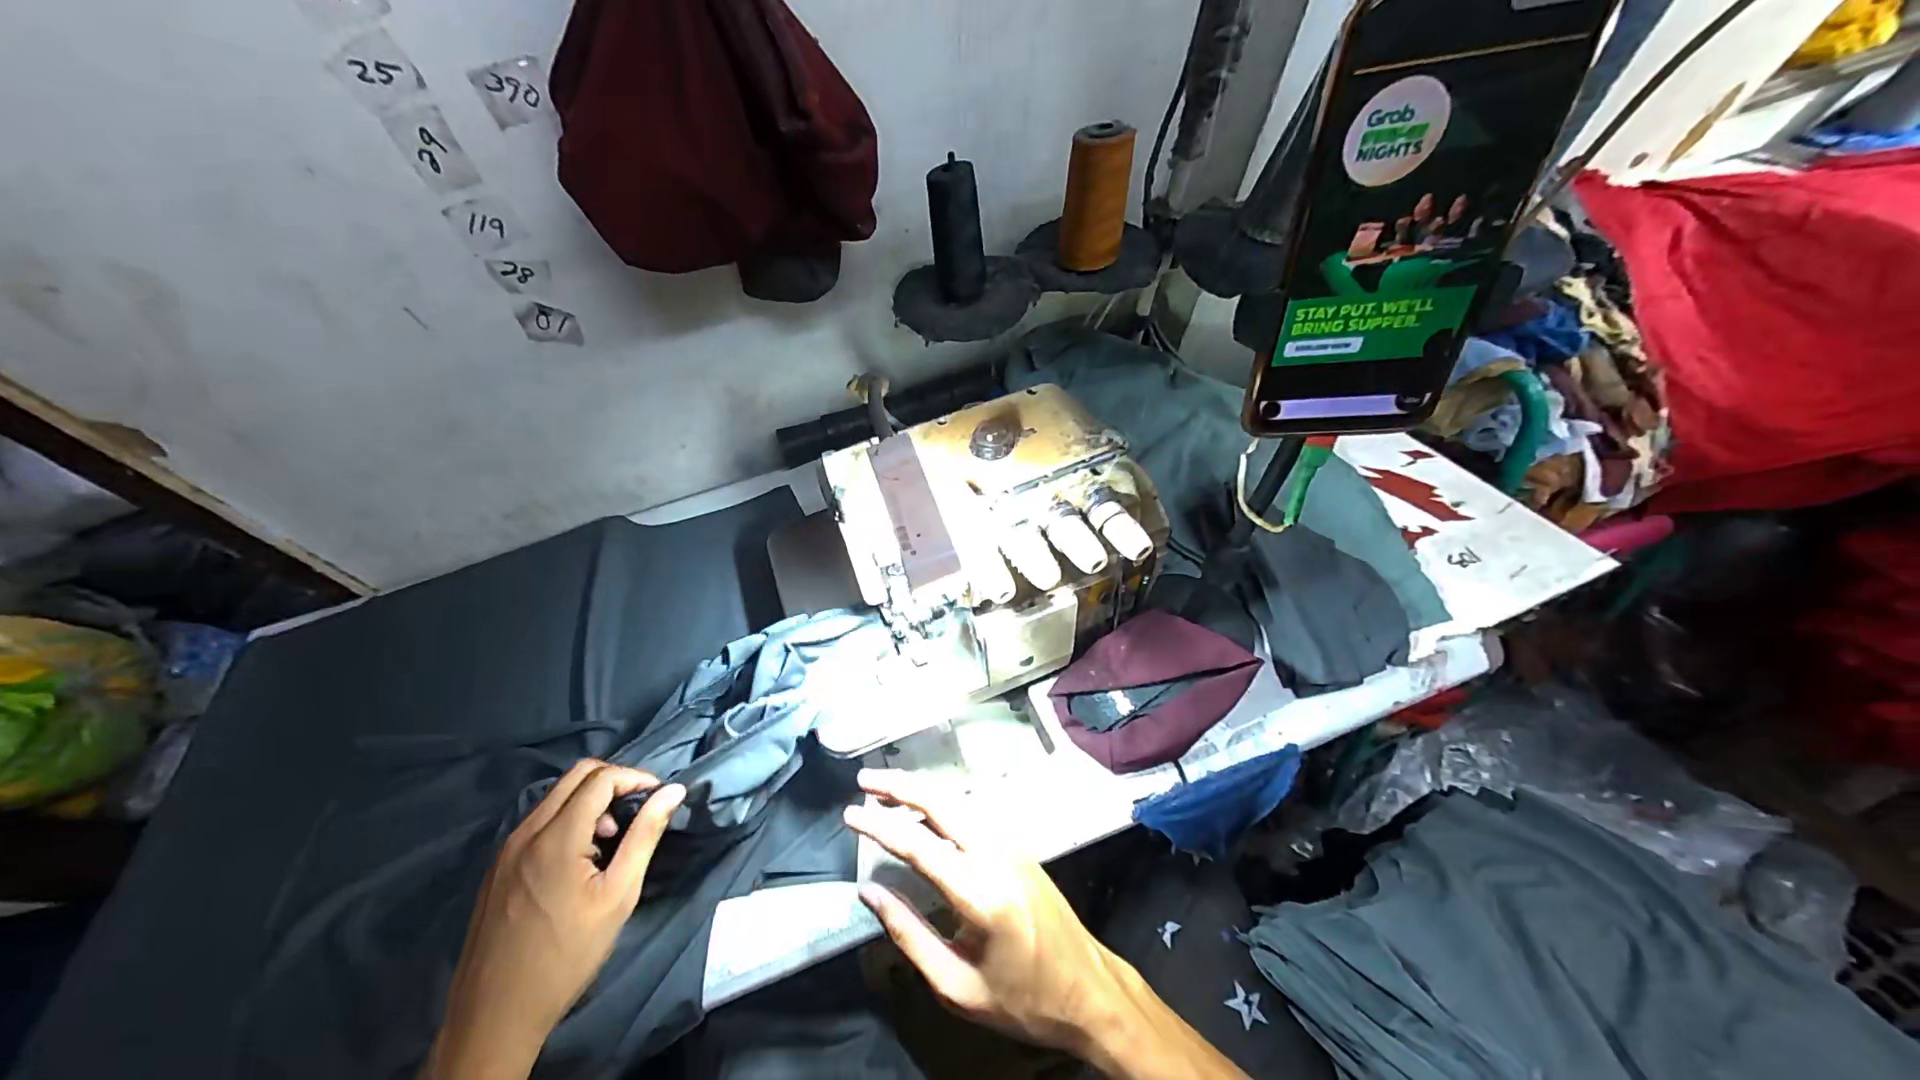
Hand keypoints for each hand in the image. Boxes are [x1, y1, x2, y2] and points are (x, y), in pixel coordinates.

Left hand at [422, 760, 685, 1079]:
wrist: (495, 1014)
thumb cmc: (568, 955)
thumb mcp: (619, 895)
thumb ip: (645, 835)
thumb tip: (673, 792)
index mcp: (555, 837)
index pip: (601, 777)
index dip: (636, 778)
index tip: (659, 799)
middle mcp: (525, 832)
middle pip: (576, 775)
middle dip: (614, 782)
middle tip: (638, 812)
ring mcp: (506, 849)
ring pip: (556, 796)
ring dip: (590, 801)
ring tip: (611, 840)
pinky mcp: (498, 866)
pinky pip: (539, 821)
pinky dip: (568, 820)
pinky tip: (580, 860)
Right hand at [842, 769, 1128, 1053]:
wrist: (1089, 991)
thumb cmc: (1023, 1000)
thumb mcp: (958, 986)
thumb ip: (910, 936)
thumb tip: (871, 892)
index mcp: (982, 896)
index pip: (920, 847)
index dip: (880, 826)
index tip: (850, 813)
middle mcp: (1000, 857)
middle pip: (943, 805)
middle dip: (901, 787)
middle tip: (865, 780)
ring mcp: (1015, 848)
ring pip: (960, 804)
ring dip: (921, 792)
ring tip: (886, 791)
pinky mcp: (1022, 849)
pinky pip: (975, 815)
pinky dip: (943, 805)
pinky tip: (924, 811)